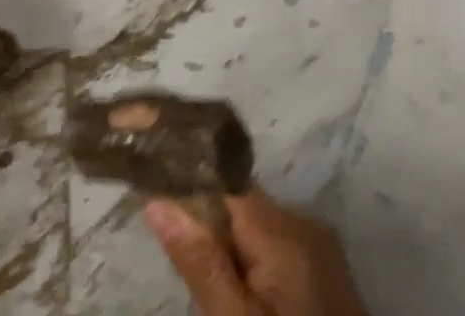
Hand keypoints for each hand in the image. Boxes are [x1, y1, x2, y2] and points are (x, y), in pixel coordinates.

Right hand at [144, 189, 366, 315]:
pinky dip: (243, 257)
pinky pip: (267, 242)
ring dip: (219, 243)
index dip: (179, 179)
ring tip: (204, 282)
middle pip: (230, 199)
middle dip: (198, 221)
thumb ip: (200, 262)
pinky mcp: (321, 269)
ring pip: (246, 222)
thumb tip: (155, 199)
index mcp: (282, 229)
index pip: (217, 176)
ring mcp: (317, 247)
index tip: (143, 186)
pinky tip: (234, 288)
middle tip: (172, 255)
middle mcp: (302, 224)